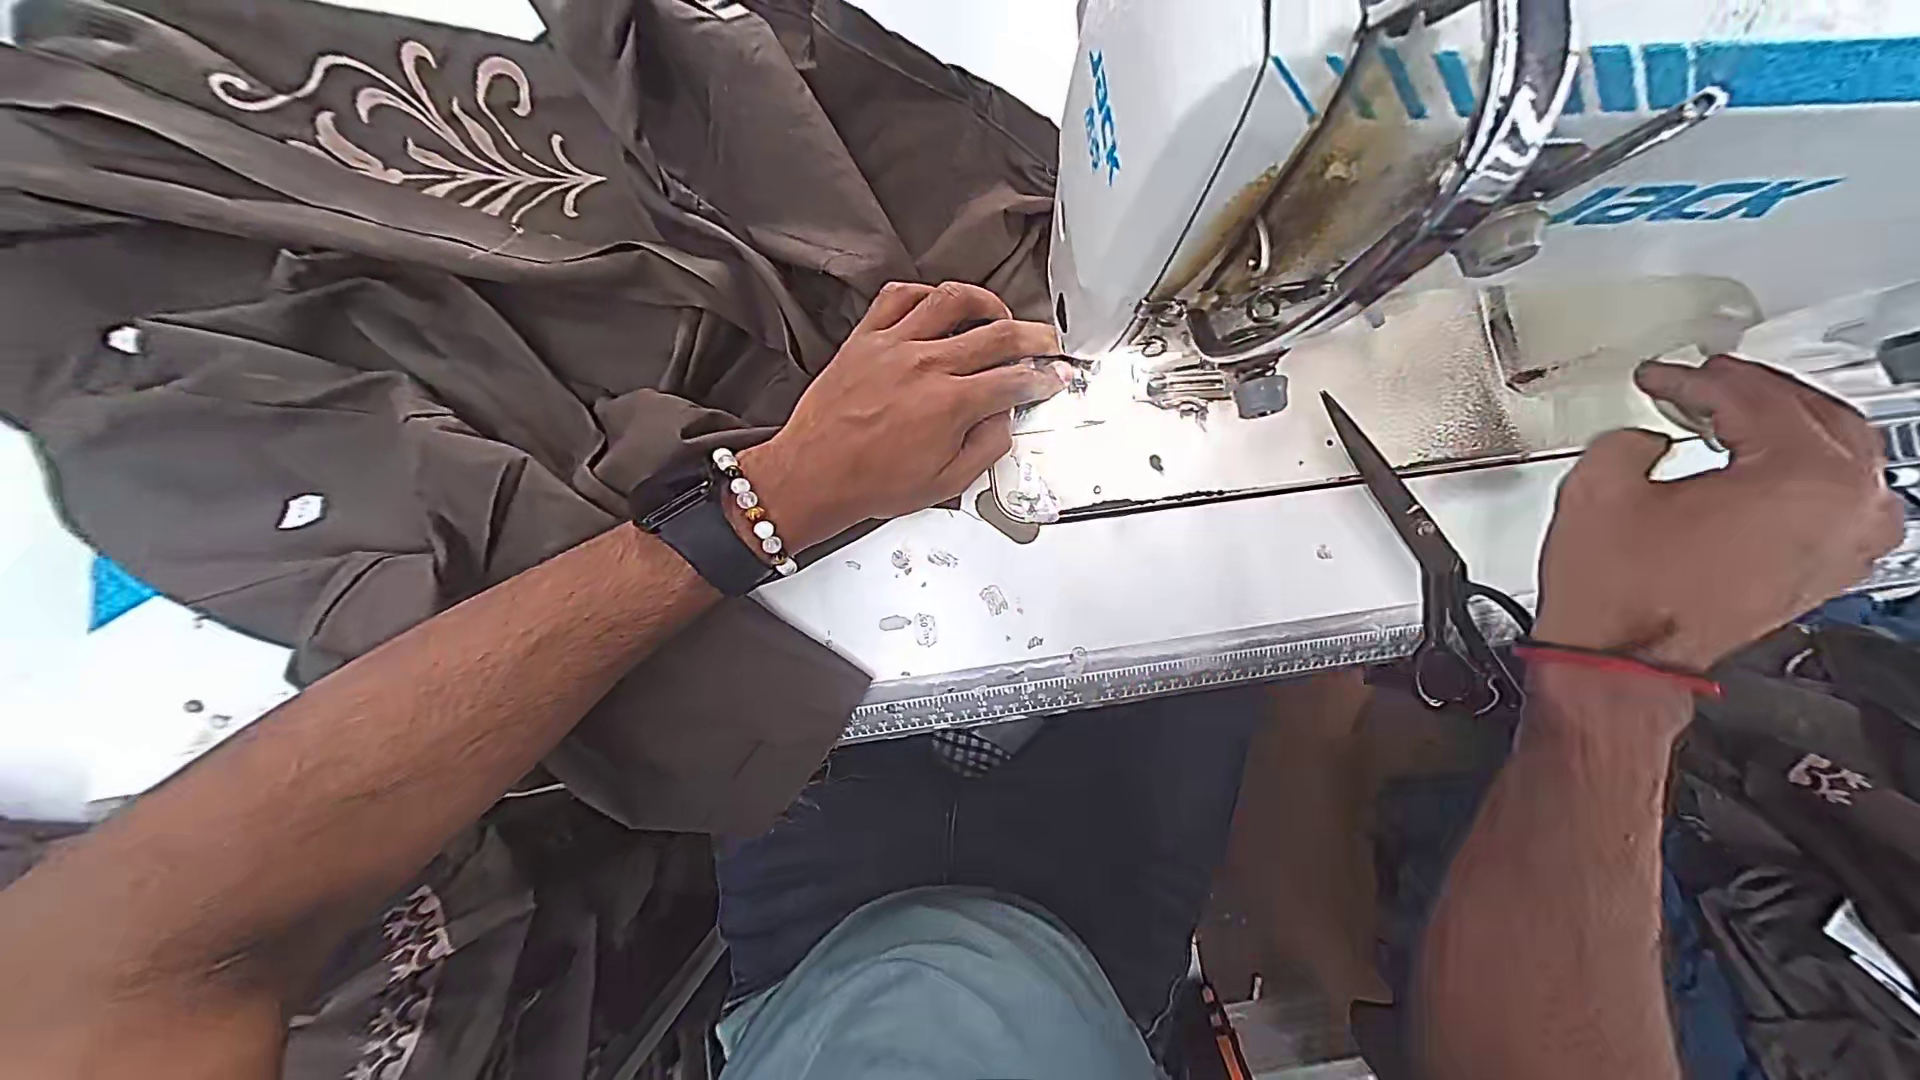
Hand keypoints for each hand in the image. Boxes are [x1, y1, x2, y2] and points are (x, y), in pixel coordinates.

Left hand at [736, 282, 1071, 548]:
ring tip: (999, 313)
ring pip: (954, 299)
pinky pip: (899, 296)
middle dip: (1036, 337)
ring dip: (987, 301)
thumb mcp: (945, 483)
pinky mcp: (865, 338)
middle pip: (999, 333)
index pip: (1016, 379)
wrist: (814, 475)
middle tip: (1046, 343)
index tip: (1054, 377)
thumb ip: (986, 448)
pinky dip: (926, 293)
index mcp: (950, 405)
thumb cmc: (870, 482)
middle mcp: (926, 366)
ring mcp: (894, 346)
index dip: (1045, 377)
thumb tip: (1005, 420)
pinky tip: (938, 305)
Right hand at [1534, 355, 1904, 671]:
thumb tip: (1644, 438)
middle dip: (1752, 392)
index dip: (1694, 380)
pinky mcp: (1829, 567)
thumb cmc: (1616, 588)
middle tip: (1704, 379)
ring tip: (1729, 418)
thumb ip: (1626, 440)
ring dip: (1781, 428)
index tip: (1664, 375)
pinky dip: (1795, 472)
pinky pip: (1834, 498)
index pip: (1753, 402)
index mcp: (1802, 479)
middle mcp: (1849, 508)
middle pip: (1816, 418)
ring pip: (1836, 456)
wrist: (1621, 654)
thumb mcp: (1595, 490)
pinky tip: (1755, 469)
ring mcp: (1848, 543)